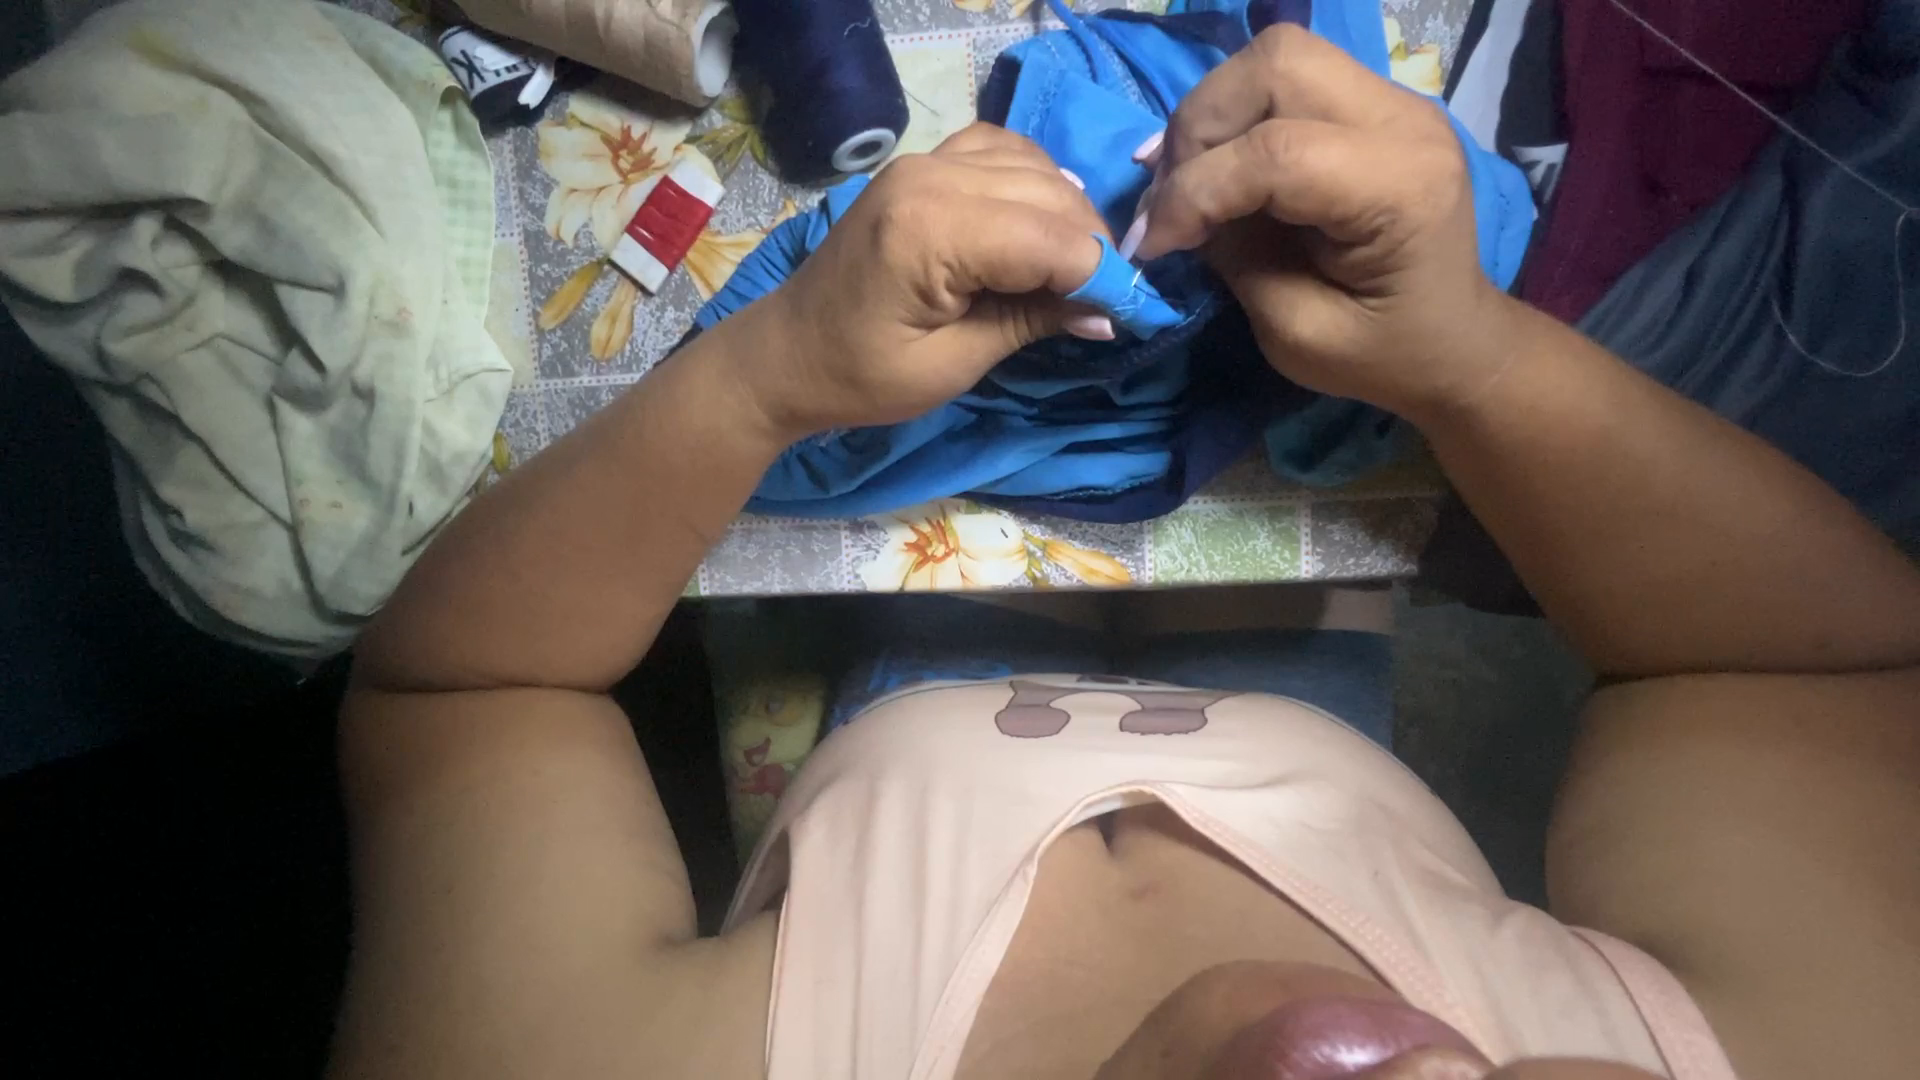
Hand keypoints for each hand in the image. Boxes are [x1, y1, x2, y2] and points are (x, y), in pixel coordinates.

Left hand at [725, 124, 1110, 437]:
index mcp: (932, 230)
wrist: (787, 354)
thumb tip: (1107, 312)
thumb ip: (1030, 324)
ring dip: (1065, 216)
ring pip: (1031, 167)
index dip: (1101, 278)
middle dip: (1091, 248)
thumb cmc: (861, 378)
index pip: (1051, 239)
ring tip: (1076, 271)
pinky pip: (998, 155)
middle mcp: (930, 176)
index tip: (1130, 316)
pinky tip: (1040, 224)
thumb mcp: (952, 366)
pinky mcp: (919, 168)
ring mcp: (922, 162)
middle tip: (1110, 302)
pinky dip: (1032, 186)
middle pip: (1049, 196)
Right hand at [1133, 25, 1520, 421]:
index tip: (1150, 247)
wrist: (1450, 342)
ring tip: (1181, 186)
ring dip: (1208, 120)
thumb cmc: (1378, 355)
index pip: (1274, 153)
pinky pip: (1282, 83)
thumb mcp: (1294, 332)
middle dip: (1196, 133)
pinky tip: (1204, 169)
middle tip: (1168, 205)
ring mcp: (1390, 102)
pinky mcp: (1367, 106)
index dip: (1192, 194)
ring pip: (1273, 59)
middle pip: (1274, 65)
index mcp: (1399, 189)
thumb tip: (1172, 218)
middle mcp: (1403, 120)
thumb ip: (1236, 260)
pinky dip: (1228, 120)